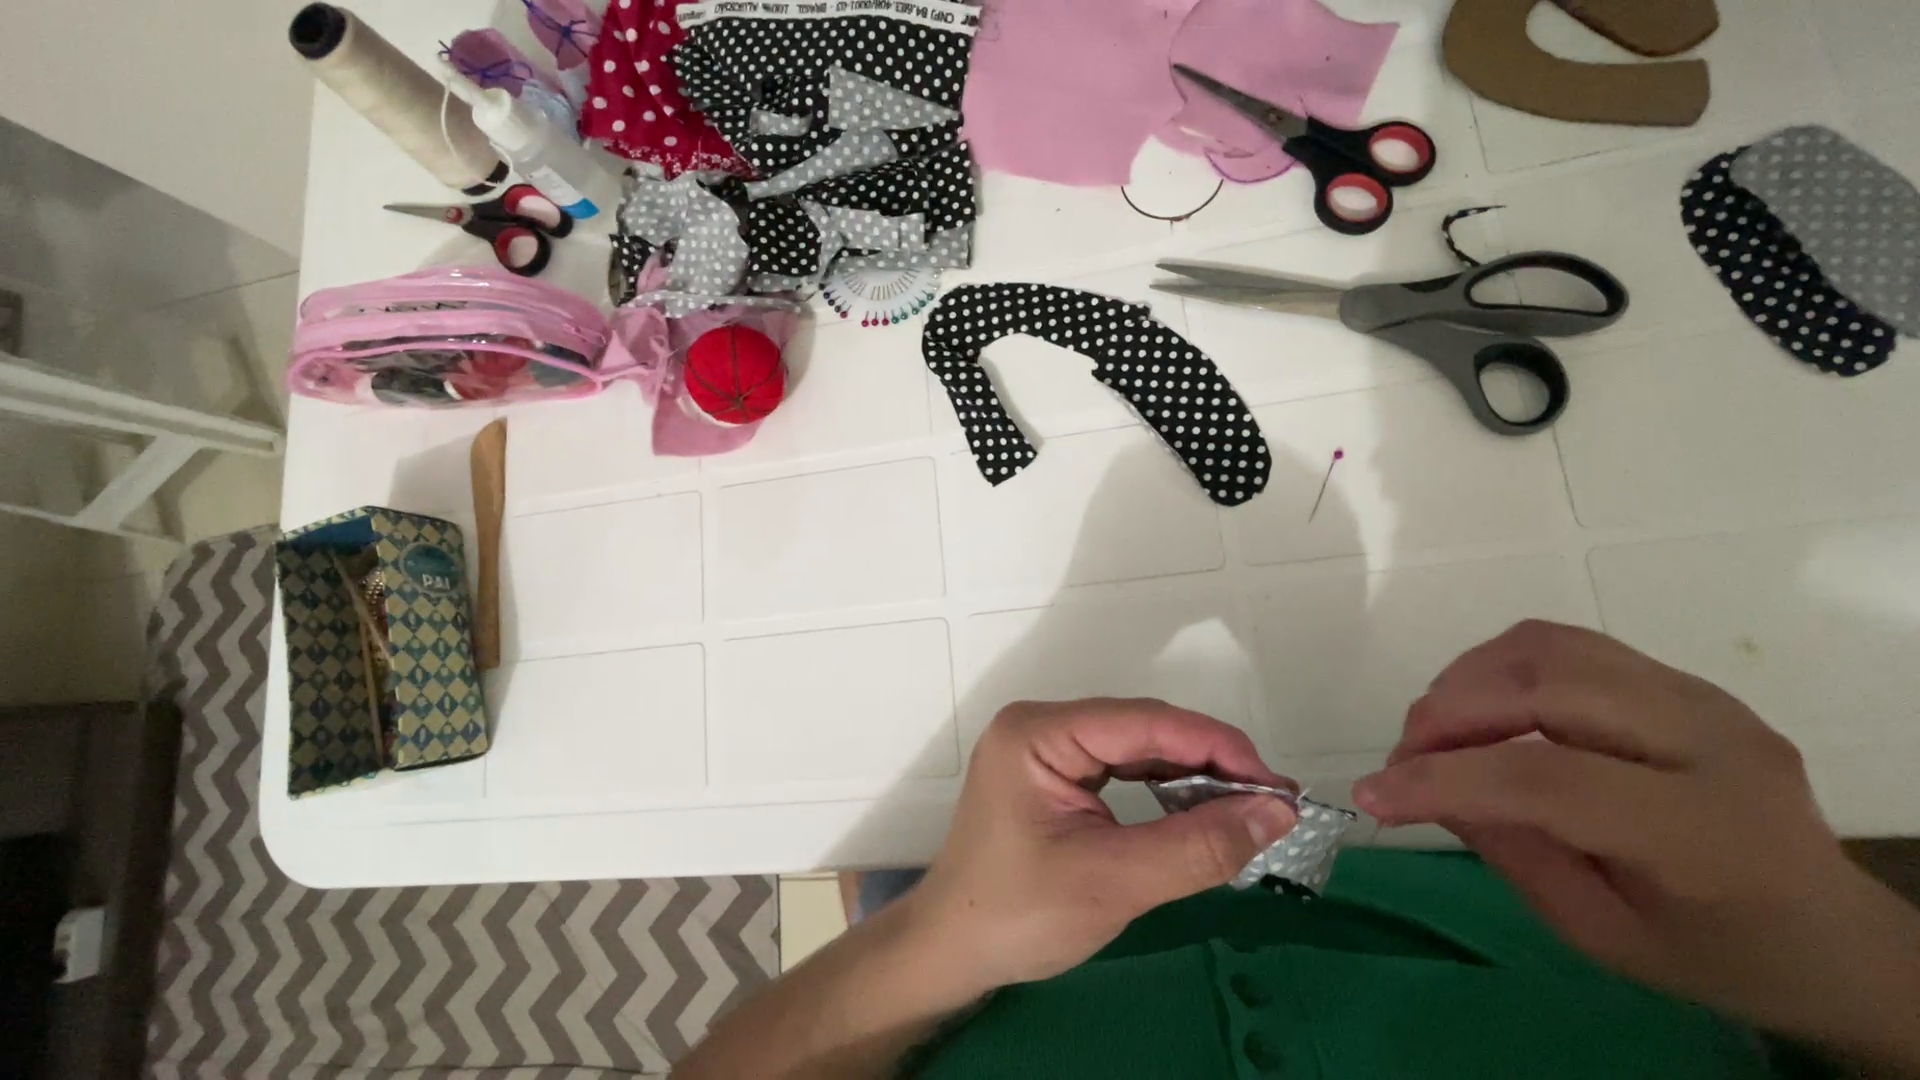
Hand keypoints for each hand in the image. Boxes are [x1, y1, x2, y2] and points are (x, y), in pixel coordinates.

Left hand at [906, 698, 1299, 994]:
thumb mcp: (1113, 881)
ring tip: (1245, 809)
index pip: (1144, 722)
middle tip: (1270, 803)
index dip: (1216, 746)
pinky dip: (1162, 791)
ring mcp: (1045, 750)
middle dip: (1208, 762)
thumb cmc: (1019, 915)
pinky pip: (1119, 770)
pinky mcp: (1054, 777)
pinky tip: (1197, 812)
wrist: (952, 950)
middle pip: (1141, 729)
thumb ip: (1197, 846)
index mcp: (1039, 733)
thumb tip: (1276, 812)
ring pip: (1135, 749)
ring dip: (1190, 777)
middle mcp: (1041, 727)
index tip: (1277, 785)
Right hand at [1354, 620, 1919, 1063]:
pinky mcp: (1680, 679)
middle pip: (1544, 686)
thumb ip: (1507, 849)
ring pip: (1545, 647)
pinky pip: (1563, 645)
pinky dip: (1497, 666)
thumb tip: (1421, 785)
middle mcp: (1711, 742)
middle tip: (1403, 758)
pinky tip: (1479, 708)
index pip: (1547, 779)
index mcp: (1706, 833)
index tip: (1370, 795)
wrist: (1832, 933)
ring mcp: (1700, 696)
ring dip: (1465, 680)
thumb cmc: (1713, 953)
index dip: (1444, 778)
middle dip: (1447, 713)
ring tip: (1435, 731)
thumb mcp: (1600, 933)